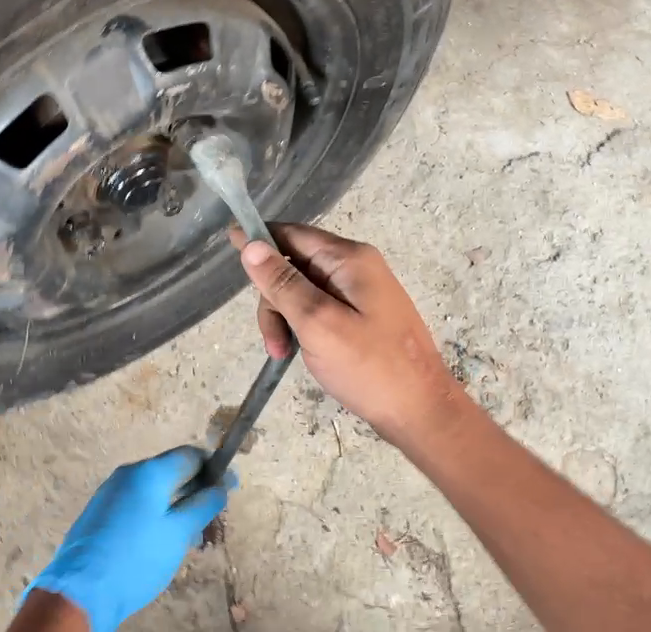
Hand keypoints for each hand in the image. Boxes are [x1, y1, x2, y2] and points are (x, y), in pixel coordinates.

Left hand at [25, 447, 232, 629]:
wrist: (81, 588)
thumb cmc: (136, 558)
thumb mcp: (177, 534)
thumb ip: (202, 506)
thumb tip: (221, 486)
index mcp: (148, 472)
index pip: (189, 455)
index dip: (214, 467)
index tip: (232, 486)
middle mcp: (128, 473)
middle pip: (171, 471)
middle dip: (197, 490)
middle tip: (215, 518)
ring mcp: (112, 492)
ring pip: (155, 490)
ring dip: (179, 506)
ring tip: (194, 537)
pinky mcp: (103, 512)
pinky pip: (139, 503)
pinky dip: (158, 514)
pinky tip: (165, 541)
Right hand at [230, 224, 470, 445]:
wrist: (424, 415)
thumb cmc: (370, 368)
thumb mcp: (317, 323)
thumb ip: (281, 283)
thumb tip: (250, 244)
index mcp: (349, 259)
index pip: (291, 234)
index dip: (259, 241)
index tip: (227, 248)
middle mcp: (356, 267)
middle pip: (293, 264)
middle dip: (274, 298)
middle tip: (273, 341)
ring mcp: (360, 292)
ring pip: (302, 290)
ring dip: (286, 317)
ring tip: (284, 353)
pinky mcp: (362, 316)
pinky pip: (319, 308)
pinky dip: (303, 327)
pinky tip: (302, 352)